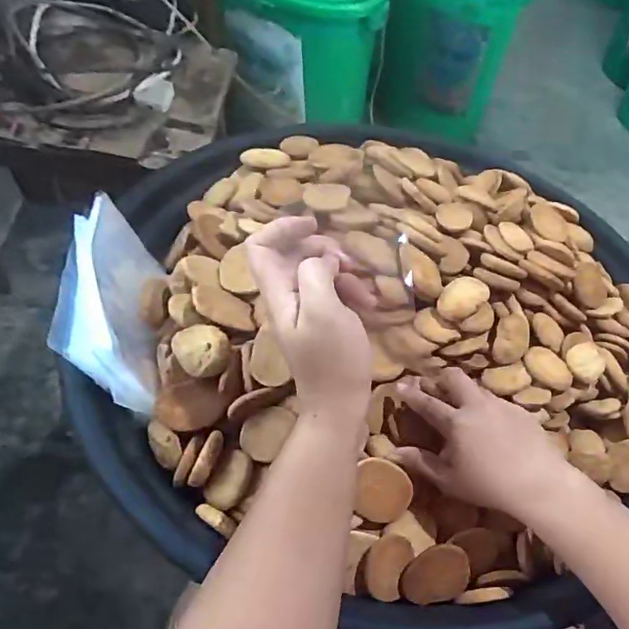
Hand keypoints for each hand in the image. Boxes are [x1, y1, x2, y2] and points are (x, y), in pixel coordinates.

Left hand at [245, 216, 372, 424]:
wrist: (339, 404)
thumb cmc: (333, 360)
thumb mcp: (324, 310)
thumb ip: (315, 274)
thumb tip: (319, 259)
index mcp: (277, 294)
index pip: (259, 246)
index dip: (282, 227)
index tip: (315, 224)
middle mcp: (284, 298)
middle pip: (292, 253)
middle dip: (323, 249)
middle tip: (349, 264)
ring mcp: (302, 310)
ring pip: (316, 271)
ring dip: (343, 271)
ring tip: (366, 290)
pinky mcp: (320, 322)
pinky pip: (330, 291)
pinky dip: (349, 290)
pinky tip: (369, 304)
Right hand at [394, 368, 592, 518]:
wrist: (539, 483)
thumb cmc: (488, 486)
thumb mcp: (449, 480)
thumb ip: (422, 463)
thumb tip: (396, 452)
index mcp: (456, 423)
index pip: (428, 403)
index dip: (412, 394)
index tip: (399, 385)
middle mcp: (477, 407)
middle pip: (455, 378)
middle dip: (441, 377)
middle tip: (432, 384)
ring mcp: (501, 406)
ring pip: (478, 388)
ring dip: (465, 391)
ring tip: (461, 403)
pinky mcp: (521, 411)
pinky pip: (497, 402)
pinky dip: (486, 406)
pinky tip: (490, 422)